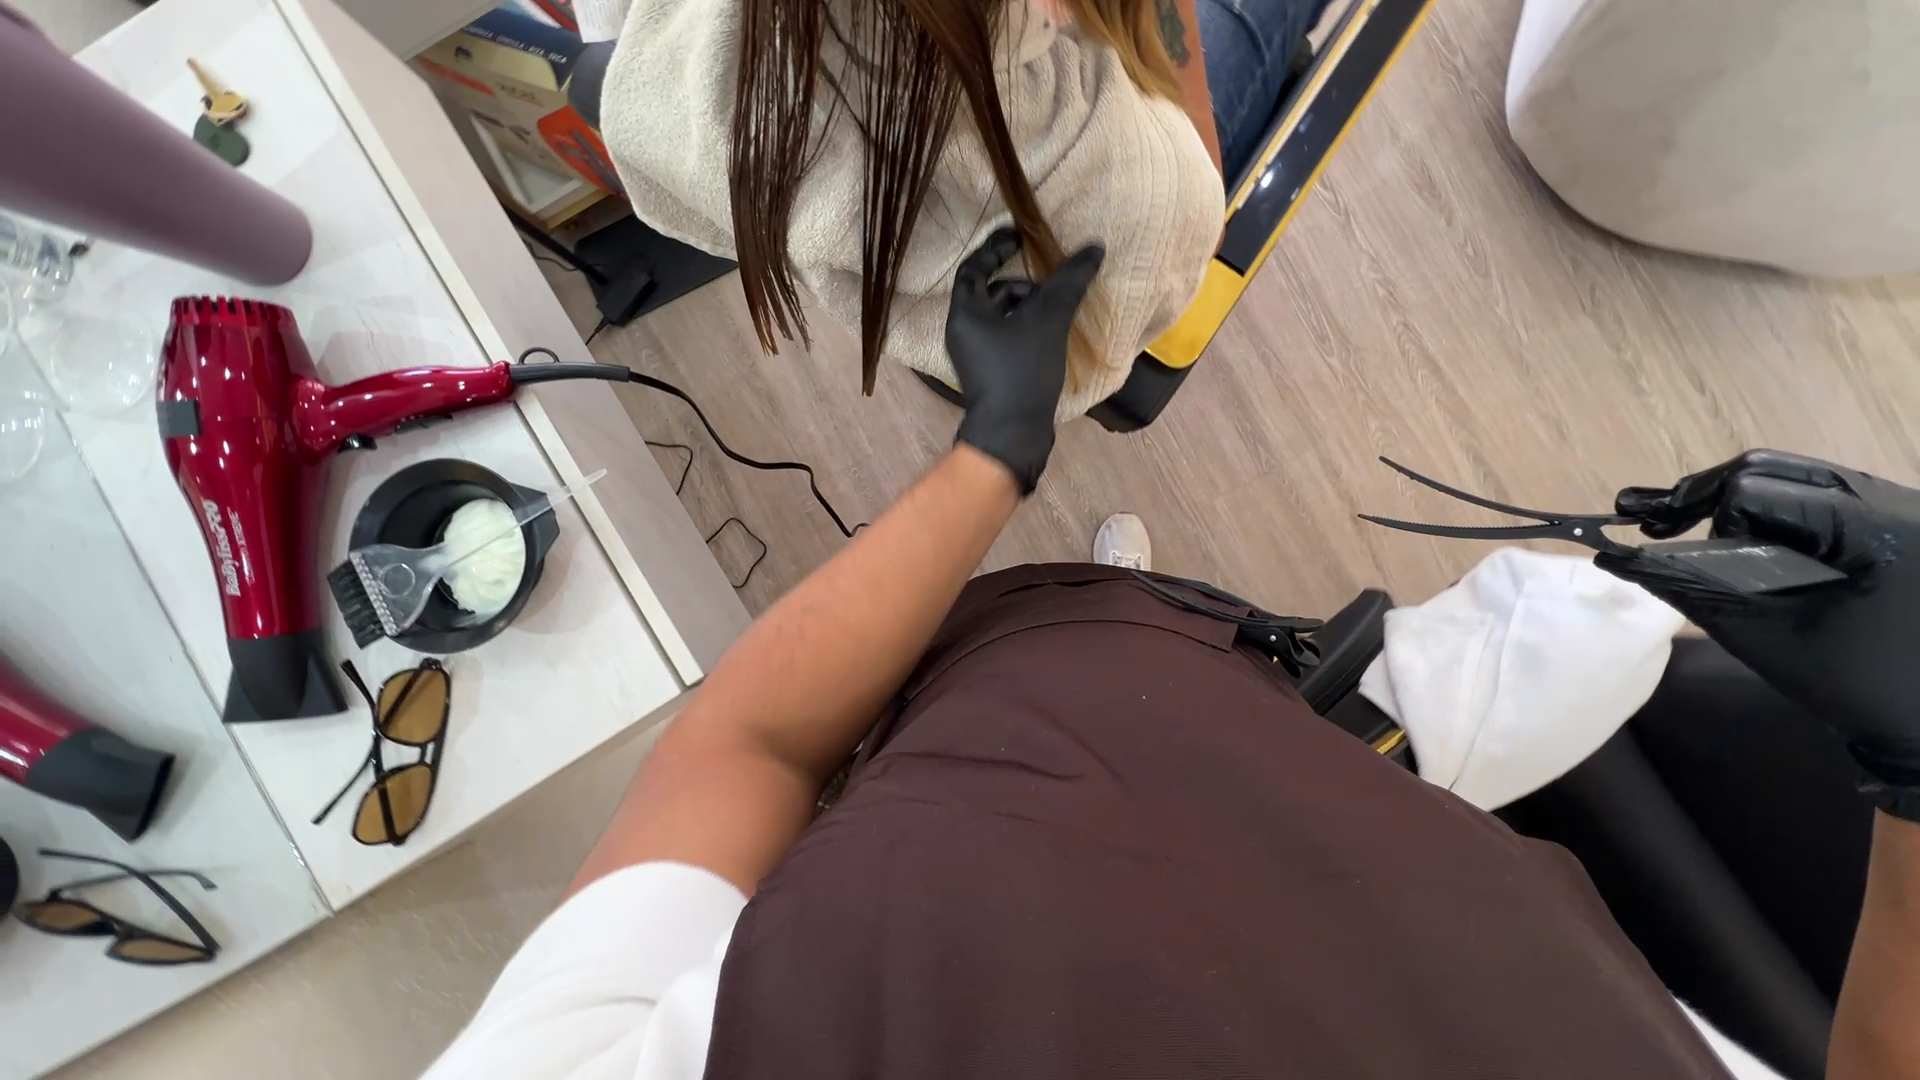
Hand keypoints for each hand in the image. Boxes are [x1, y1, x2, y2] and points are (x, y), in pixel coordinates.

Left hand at [945, 227, 1103, 493]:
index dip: (996, 247)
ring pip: (1001, 317)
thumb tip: (1093, 248)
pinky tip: (1052, 334)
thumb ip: (1068, 283)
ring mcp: (975, 355)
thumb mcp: (1048, 322)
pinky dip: (1026, 329)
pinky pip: (1006, 338)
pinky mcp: (989, 373)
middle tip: (1051, 282)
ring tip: (1057, 312)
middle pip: (989, 292)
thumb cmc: (1022, 373)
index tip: (1021, 235)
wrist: (1012, 434)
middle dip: (1022, 283)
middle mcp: (962, 331)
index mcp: (964, 313)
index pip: (973, 267)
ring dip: (1028, 308)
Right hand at [1595, 450, 1919, 818]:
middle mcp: (1899, 506)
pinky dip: (1766, 502)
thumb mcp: (1761, 635)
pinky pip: (1819, 490)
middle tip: (1658, 524)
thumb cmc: (1852, 681)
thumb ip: (1687, 588)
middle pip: (1771, 468)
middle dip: (1705, 492)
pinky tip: (1735, 528)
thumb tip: (1612, 557)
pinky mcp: (1899, 523)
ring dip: (1730, 493)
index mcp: (1874, 532)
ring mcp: (1905, 511)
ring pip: (1793, 472)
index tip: (1663, 538)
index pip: (1755, 489)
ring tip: (1685, 522)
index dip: (1701, 513)